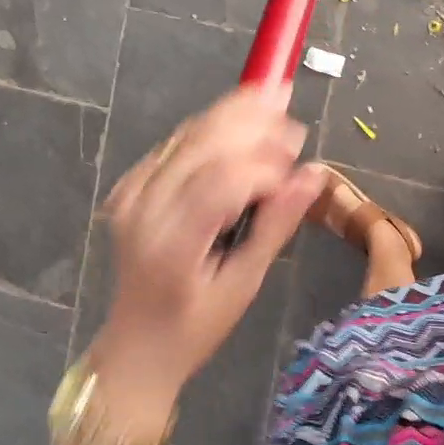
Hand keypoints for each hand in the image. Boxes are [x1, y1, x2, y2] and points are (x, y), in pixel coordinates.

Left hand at [91, 85, 326, 423]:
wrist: (136, 345)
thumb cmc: (196, 327)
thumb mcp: (244, 285)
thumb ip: (275, 225)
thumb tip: (314, 174)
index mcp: (172, 243)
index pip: (220, 182)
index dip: (263, 163)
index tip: (299, 159)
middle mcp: (144, 209)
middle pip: (200, 147)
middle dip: (249, 123)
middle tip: (290, 110)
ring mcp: (131, 194)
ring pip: (185, 137)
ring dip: (230, 115)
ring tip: (273, 99)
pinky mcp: (129, 187)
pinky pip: (173, 145)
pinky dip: (208, 129)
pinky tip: (238, 121)